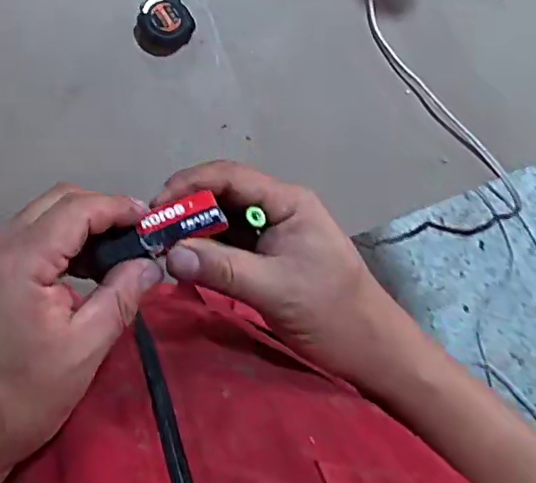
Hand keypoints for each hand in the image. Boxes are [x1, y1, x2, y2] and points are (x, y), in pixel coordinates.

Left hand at [0, 183, 162, 482]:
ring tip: (118, 251)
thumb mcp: (82, 351)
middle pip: (58, 199)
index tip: (151, 220)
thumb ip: (119, 298)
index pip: (75, 209)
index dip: (116, 207)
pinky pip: (32, 230)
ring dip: (82, 221)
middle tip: (138, 236)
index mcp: (19, 257)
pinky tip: (86, 264)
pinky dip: (62, 236)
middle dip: (101, 209)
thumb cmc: (24, 394)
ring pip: (45, 210)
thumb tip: (149, 265)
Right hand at [154, 160, 427, 395]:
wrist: (380, 360)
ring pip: (222, 215)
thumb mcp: (275, 291)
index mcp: (287, 201)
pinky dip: (205, 245)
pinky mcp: (268, 252)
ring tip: (164, 242)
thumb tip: (169, 254)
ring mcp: (273, 228)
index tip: (158, 206)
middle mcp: (278, 206)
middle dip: (187, 205)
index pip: (228, 176)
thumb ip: (221, 268)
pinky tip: (187, 257)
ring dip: (193, 227)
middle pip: (221, 191)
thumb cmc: (335, 317)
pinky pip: (228, 238)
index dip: (189, 185)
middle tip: (155, 227)